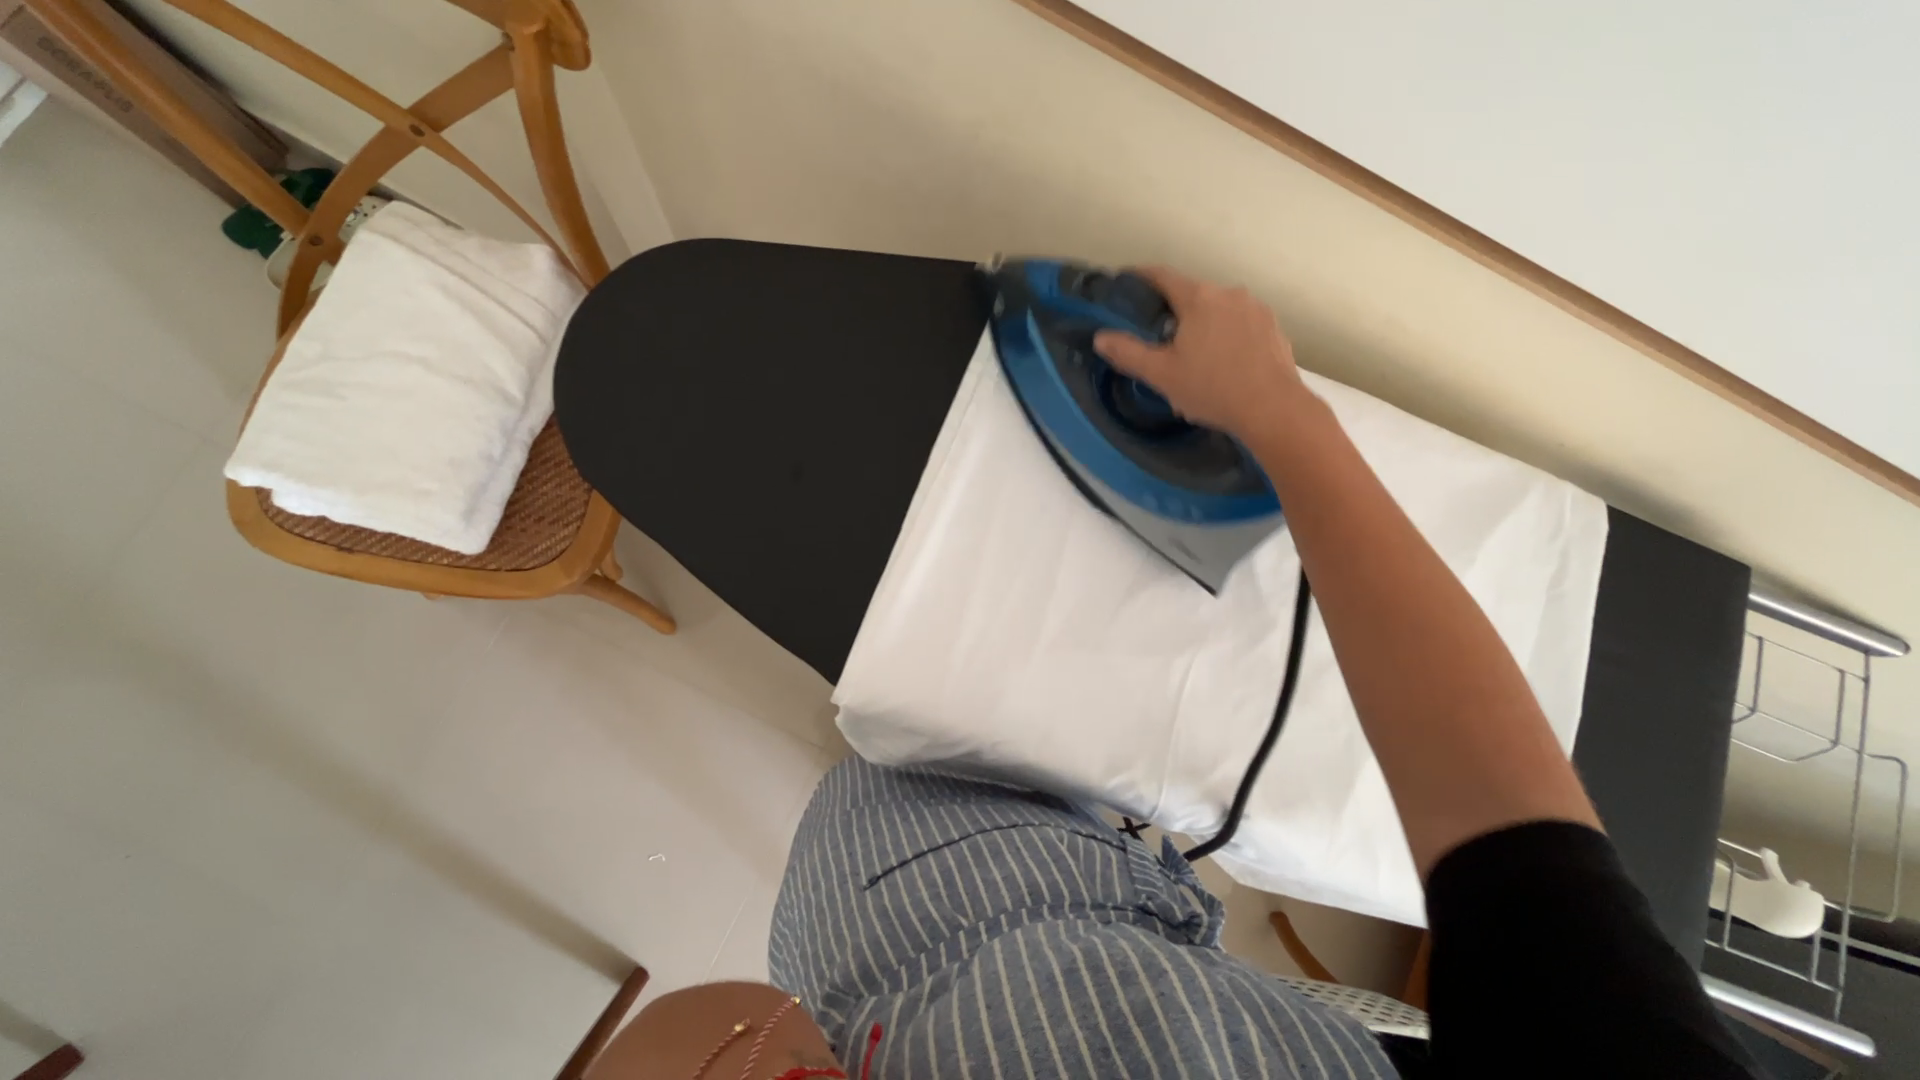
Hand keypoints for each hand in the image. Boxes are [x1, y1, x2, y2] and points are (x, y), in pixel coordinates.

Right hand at [1093, 266, 1310, 440]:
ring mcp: (1256, 309)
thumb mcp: (1161, 375)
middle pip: (1192, 294)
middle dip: (1173, 311)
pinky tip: (1223, 363)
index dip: (1140, 277)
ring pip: (1218, 310)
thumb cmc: (1212, 389)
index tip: (1125, 284)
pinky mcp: (1273, 329)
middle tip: (1158, 338)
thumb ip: (1128, 353)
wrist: (1273, 409)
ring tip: (1193, 355)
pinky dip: (1226, 337)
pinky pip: (1241, 325)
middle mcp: (1229, 293)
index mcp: (1198, 298)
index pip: (1161, 275)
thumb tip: (1101, 337)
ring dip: (1202, 325)